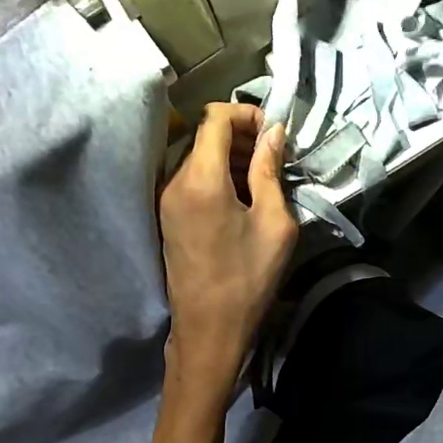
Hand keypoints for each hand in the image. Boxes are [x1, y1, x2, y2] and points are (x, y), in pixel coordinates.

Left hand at [158, 103, 296, 377]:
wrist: (209, 329)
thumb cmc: (248, 278)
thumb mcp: (274, 223)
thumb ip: (269, 170)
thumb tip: (273, 132)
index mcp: (201, 179)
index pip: (215, 117)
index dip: (246, 113)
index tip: (274, 133)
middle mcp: (175, 182)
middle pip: (205, 135)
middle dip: (242, 135)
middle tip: (275, 158)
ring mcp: (166, 200)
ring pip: (199, 157)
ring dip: (231, 157)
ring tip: (264, 179)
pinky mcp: (167, 217)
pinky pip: (193, 180)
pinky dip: (218, 176)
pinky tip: (243, 199)